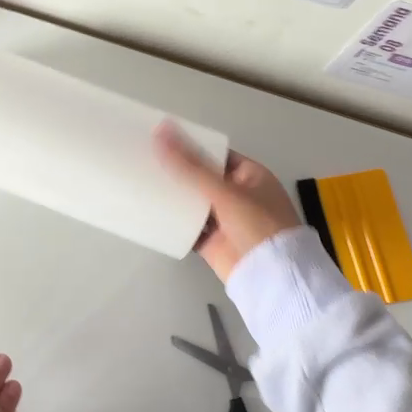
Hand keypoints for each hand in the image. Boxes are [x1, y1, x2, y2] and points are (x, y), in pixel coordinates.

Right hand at [154, 123, 299, 282]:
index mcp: (249, 176)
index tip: (161, 139)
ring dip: (172, 196)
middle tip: (143, 160)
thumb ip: (190, 166)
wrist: (271, 278)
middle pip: (201, 177)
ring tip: (140, 181)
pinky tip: (149, 212)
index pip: (215, 154)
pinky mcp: (212, 242)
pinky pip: (187, 227)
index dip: (191, 146)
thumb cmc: (258, 226)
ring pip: (193, 202)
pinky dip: (172, 221)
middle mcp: (238, 195)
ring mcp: (225, 220)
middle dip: (177, 171)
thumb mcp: (225, 192)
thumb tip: (160, 132)